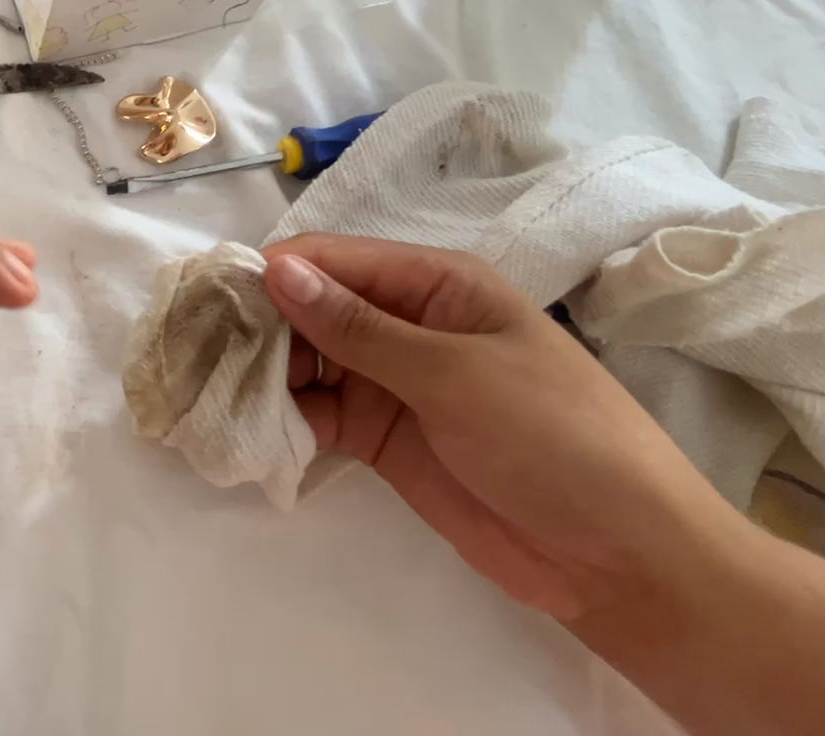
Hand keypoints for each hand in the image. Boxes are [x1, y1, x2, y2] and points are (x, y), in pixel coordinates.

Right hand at [261, 234, 751, 621]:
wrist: (623, 563)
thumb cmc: (555, 440)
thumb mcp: (455, 375)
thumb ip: (357, 327)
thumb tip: (275, 269)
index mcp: (433, 285)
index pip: (333, 260)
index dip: (274, 273)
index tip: (214, 299)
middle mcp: (403, 322)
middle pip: (310, 307)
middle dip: (260, 324)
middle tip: (201, 349)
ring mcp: (388, 379)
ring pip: (305, 359)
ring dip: (263, 372)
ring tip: (214, 390)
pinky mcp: (377, 432)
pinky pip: (315, 410)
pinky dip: (283, 416)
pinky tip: (249, 428)